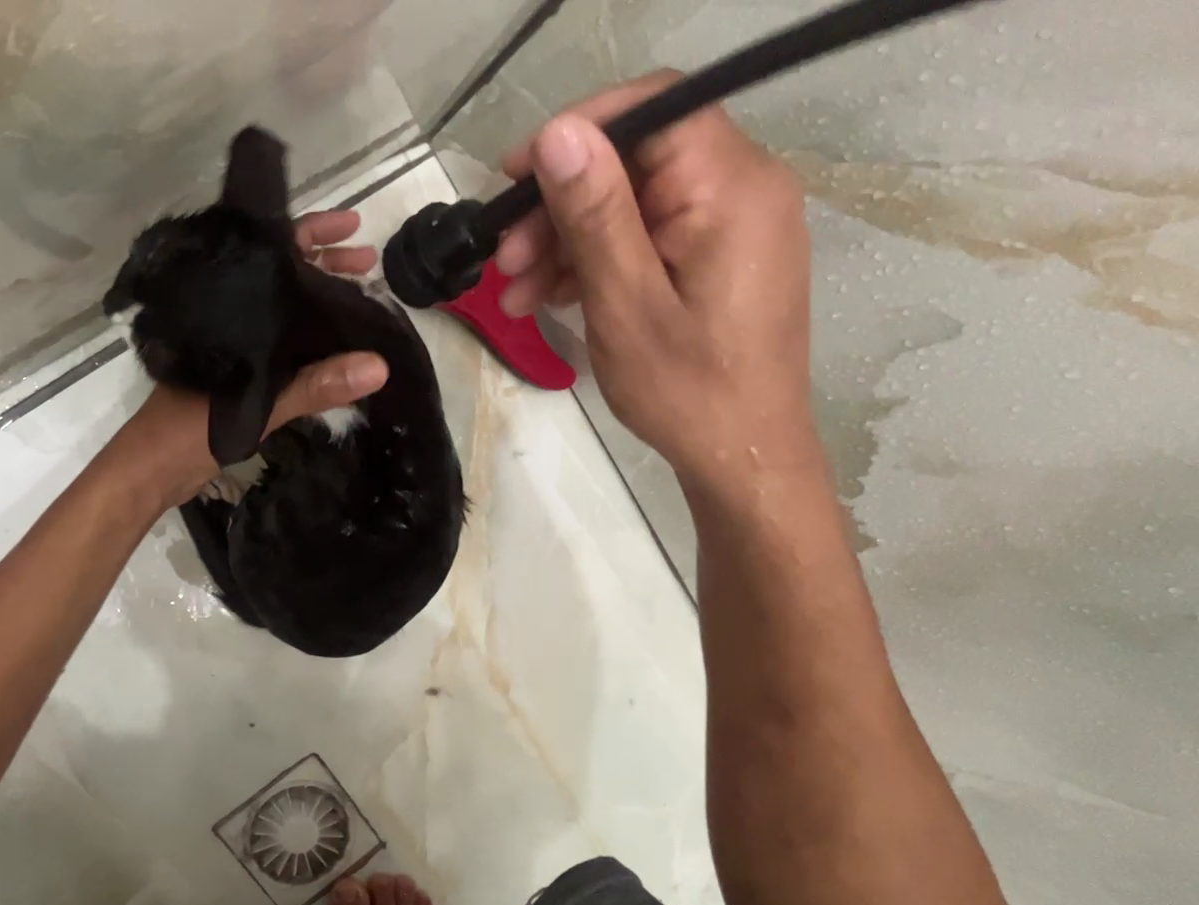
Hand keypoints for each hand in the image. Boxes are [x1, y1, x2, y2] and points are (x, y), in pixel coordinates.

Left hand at [99, 210, 386, 510]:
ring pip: (282, 312)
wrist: (150, 471)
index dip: (311, 234)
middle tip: (369, 262)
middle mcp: (232, 321)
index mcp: (227, 310)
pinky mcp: (238, 378)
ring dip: (319, 302)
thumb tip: (378, 366)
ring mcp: (235, 349)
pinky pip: (280, 347)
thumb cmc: (186, 430)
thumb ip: (315, 387)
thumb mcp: (256, 405)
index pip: (273, 255)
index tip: (352, 226)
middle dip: (325, 264)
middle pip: (282, 279)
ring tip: (364, 297)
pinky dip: (309, 340)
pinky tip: (339, 348)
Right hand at [493, 72, 817, 496]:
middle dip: (559, 203)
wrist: (741, 455)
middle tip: (503, 258)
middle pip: (634, 159)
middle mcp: (741, 187)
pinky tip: (549, 298)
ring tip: (515, 293)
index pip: (653, 109)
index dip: (576, 131)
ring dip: (565, 239)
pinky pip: (646, 234)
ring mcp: (730, 222)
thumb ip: (595, 214)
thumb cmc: (687, 389)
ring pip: (631, 200)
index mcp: (730, 188)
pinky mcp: (716, 254)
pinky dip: (594, 260)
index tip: (512, 177)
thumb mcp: (625, 303)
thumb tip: (558, 134)